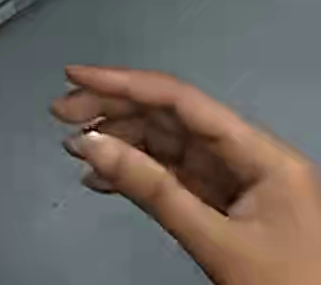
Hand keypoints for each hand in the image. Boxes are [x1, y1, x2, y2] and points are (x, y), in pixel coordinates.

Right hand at [51, 66, 320, 284]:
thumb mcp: (220, 243)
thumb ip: (152, 190)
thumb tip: (87, 143)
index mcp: (261, 153)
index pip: (179, 100)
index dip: (123, 82)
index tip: (74, 76)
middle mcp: (246, 157)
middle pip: (166, 118)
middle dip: (110, 112)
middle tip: (60, 114)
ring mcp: (234, 183)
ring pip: (161, 145)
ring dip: (115, 145)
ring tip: (74, 151)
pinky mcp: (223, 209)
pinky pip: (167, 177)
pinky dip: (131, 175)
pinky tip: (99, 180)